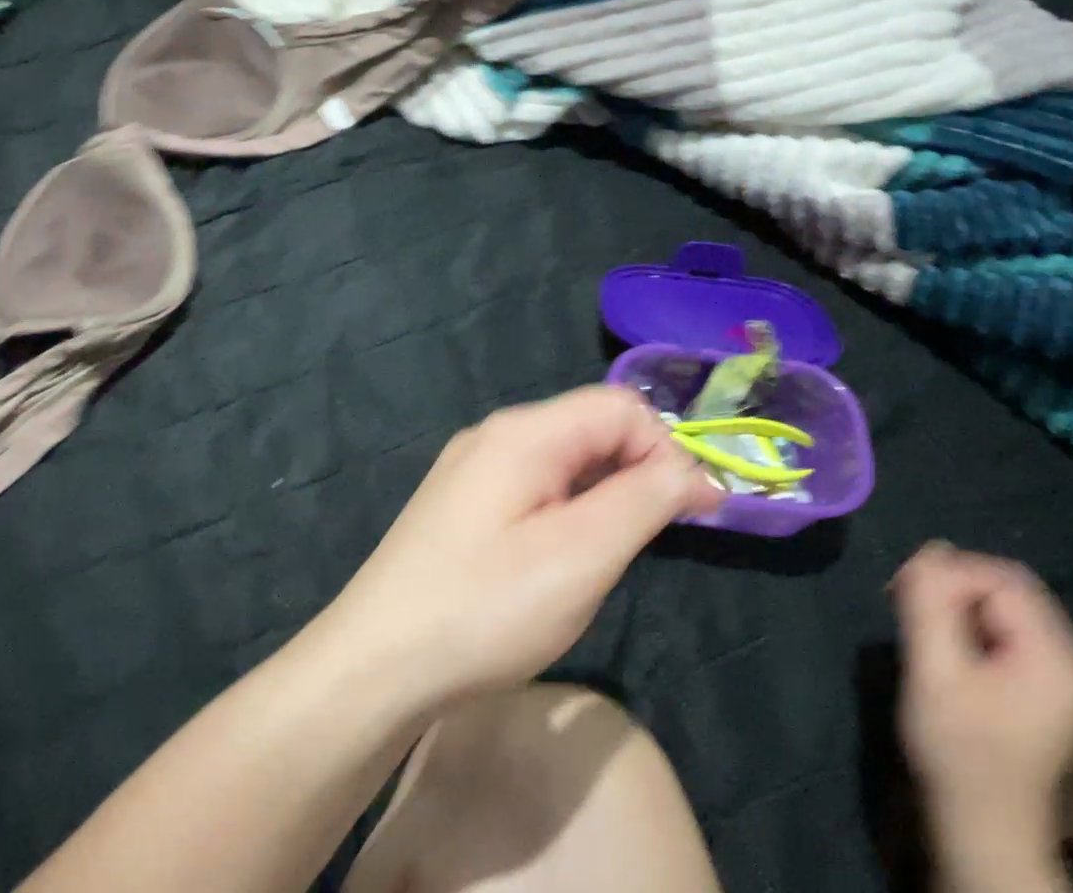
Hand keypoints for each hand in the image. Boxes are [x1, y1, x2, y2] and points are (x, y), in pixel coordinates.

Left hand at [320, 386, 723, 709]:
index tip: (695, 514)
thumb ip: (645, 500)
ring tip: (608, 558)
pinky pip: (533, 491)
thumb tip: (694, 472)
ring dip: (604, 498)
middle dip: (638, 474)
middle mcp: (492, 438)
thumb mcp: (581, 555)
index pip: (621, 408)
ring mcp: (470, 473)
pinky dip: (568, 514)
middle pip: (591, 430)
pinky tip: (562, 562)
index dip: (668, 451)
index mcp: (522, 434)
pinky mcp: (460, 509)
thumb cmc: (486, 609)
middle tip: (653, 541)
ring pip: (564, 464)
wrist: (378, 665)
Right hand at [892, 543, 1072, 883]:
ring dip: (957, 608)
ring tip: (919, 631)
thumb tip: (930, 549)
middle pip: (1007, 590)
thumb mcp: (934, 671)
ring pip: (1004, 609)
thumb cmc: (957, 748)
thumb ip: (930, 606)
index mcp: (1056, 651)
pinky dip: (971, 629)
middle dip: (951, 588)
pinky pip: (1008, 632)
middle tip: (903, 607)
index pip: (1001, 578)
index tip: (899, 593)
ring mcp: (1065, 673)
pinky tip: (945, 652)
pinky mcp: (1048, 686)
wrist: (984, 822)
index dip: (948, 575)